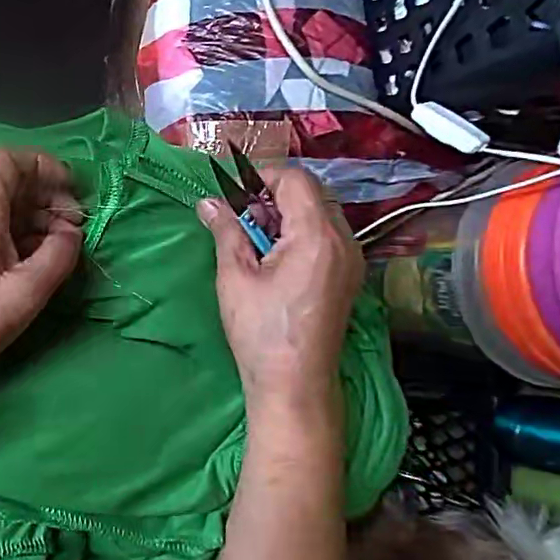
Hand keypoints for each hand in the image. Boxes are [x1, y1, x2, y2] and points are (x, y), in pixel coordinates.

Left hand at [0, 148, 83, 396]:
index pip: (8, 163)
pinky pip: (6, 230)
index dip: (42, 164)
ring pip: (12, 208)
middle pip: (14, 185)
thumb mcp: (31, 288)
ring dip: (44, 217)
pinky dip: (31, 235)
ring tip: (68, 243)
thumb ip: (60, 253)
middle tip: (77, 223)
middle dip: (50, 195)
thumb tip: (72, 233)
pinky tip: (48, 256)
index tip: (70, 188)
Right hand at [198, 166, 363, 407]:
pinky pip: (327, 236)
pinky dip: (300, 234)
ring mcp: (352, 258)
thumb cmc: (260, 330)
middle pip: (311, 193)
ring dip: (286, 215)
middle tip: (240, 221)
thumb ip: (226, 230)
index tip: (234, 194)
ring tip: (255, 243)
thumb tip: (208, 202)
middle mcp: (343, 240)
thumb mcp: (234, 276)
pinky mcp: (349, 275)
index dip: (262, 177)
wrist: (294, 382)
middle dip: (273, 196)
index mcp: (316, 235)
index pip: (296, 179)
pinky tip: (276, 260)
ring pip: (320, 213)